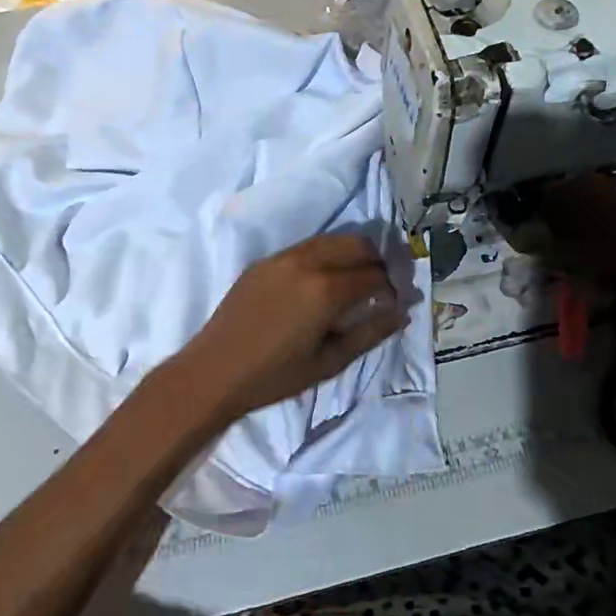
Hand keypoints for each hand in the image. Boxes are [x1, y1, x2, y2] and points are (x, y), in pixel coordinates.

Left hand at [160, 234, 407, 421]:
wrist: (214, 371)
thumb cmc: (275, 375)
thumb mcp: (330, 362)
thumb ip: (370, 333)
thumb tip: (402, 313)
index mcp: (326, 289)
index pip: (375, 275)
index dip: (393, 286)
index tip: (398, 300)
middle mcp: (308, 262)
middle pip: (357, 244)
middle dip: (377, 260)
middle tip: (382, 284)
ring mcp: (283, 257)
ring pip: (331, 239)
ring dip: (352, 252)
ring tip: (356, 278)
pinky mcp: (265, 260)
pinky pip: (306, 246)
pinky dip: (326, 254)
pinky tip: (324, 279)